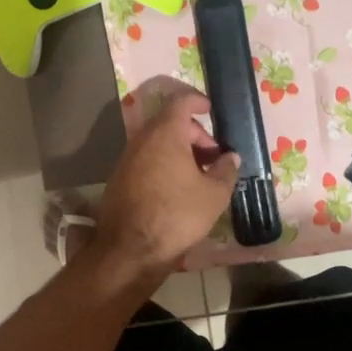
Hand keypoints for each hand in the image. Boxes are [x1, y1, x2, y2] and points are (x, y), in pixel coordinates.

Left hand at [88, 87, 239, 295]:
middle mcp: (142, 139)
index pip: (180, 101)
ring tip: (199, 175)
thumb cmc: (177, 215)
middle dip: (194, 133)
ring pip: (157, 143)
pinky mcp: (120, 179)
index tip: (211, 110)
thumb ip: (226, 170)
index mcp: (166, 134)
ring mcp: (127, 159)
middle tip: (213, 155)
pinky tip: (178, 189)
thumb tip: (230, 157)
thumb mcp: (214, 195)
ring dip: (180, 151)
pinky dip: (164, 164)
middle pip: (169, 123)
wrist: (130, 249)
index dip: (197, 101)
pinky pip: (147, 160)